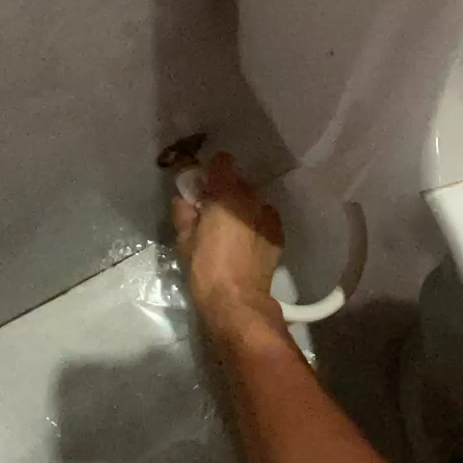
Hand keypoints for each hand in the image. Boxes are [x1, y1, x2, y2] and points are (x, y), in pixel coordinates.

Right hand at [172, 153, 285, 330]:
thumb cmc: (205, 268)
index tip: (203, 186)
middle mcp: (251, 199)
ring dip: (242, 209)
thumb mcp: (184, 239)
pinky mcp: (278, 233)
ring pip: (252, 201)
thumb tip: (184, 197)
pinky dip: (255, 223)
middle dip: (225, 192)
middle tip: (212, 214)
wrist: (238, 301)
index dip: (212, 171)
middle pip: (238, 182)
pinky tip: (246, 243)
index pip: (223, 161)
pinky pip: (264, 218)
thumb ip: (183, 211)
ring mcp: (268, 215)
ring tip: (231, 232)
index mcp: (226, 195)